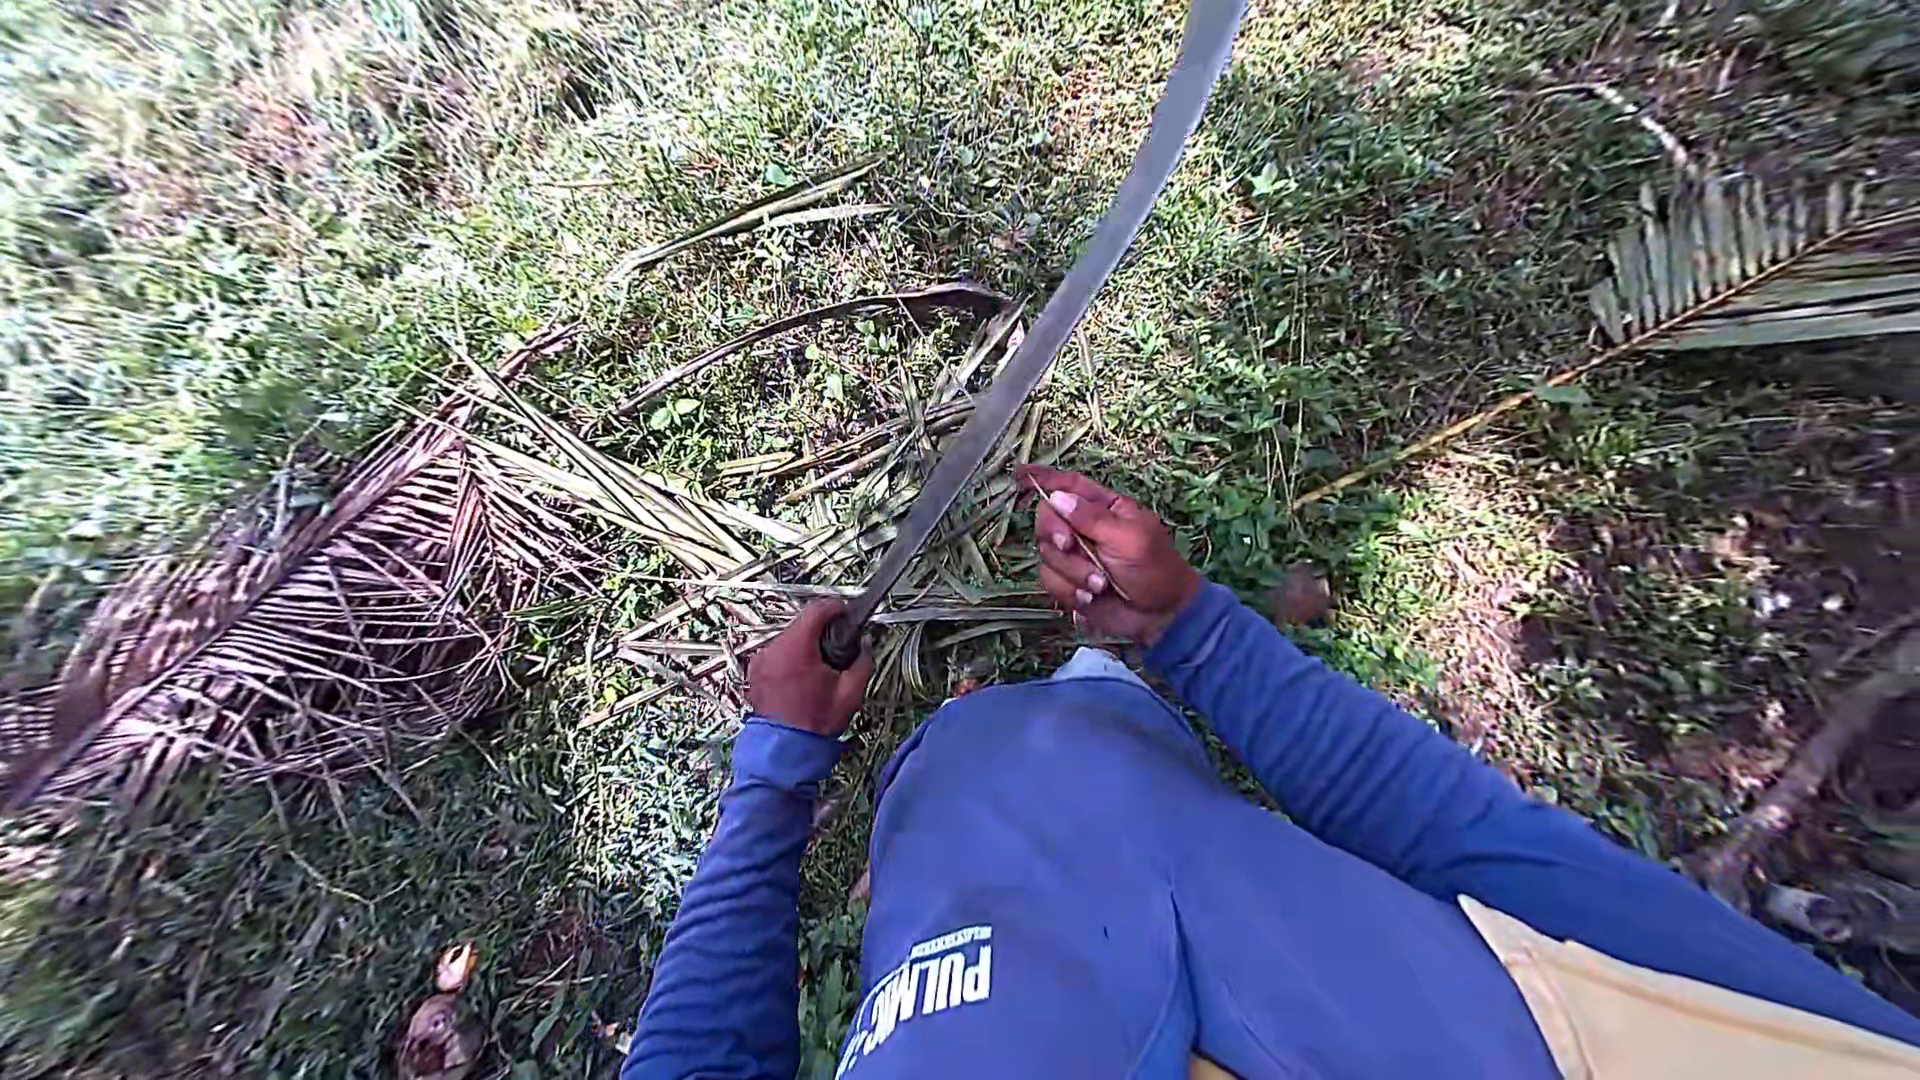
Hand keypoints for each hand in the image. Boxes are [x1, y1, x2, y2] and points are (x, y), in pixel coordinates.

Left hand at [747, 600, 874, 736]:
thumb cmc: (814, 724)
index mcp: (796, 650)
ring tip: (820, 666)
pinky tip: (803, 676)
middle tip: (838, 646)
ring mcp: (761, 661)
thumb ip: (862, 661)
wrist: (785, 751)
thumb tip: (865, 645)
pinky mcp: (756, 672)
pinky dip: (791, 657)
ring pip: (789, 638)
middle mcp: (774, 650)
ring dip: (806, 644)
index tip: (846, 612)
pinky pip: (777, 653)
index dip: (836, 608)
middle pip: (802, 623)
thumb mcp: (850, 692)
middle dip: (822, 629)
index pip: (817, 610)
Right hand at [1017, 465, 1202, 645]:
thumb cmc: (1155, 570)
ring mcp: (1074, 556)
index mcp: (1104, 508)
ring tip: (1101, 584)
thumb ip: (1092, 518)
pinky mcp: (1068, 581)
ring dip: (1072, 571)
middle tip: (1070, 546)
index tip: (1020, 474)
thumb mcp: (1130, 538)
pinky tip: (1090, 597)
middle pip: (1047, 517)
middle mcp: (1083, 528)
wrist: (1161, 616)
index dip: (1044, 478)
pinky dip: (1069, 590)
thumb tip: (1056, 496)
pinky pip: (1049, 579)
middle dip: (1055, 533)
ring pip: (1046, 553)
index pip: (1069, 485)